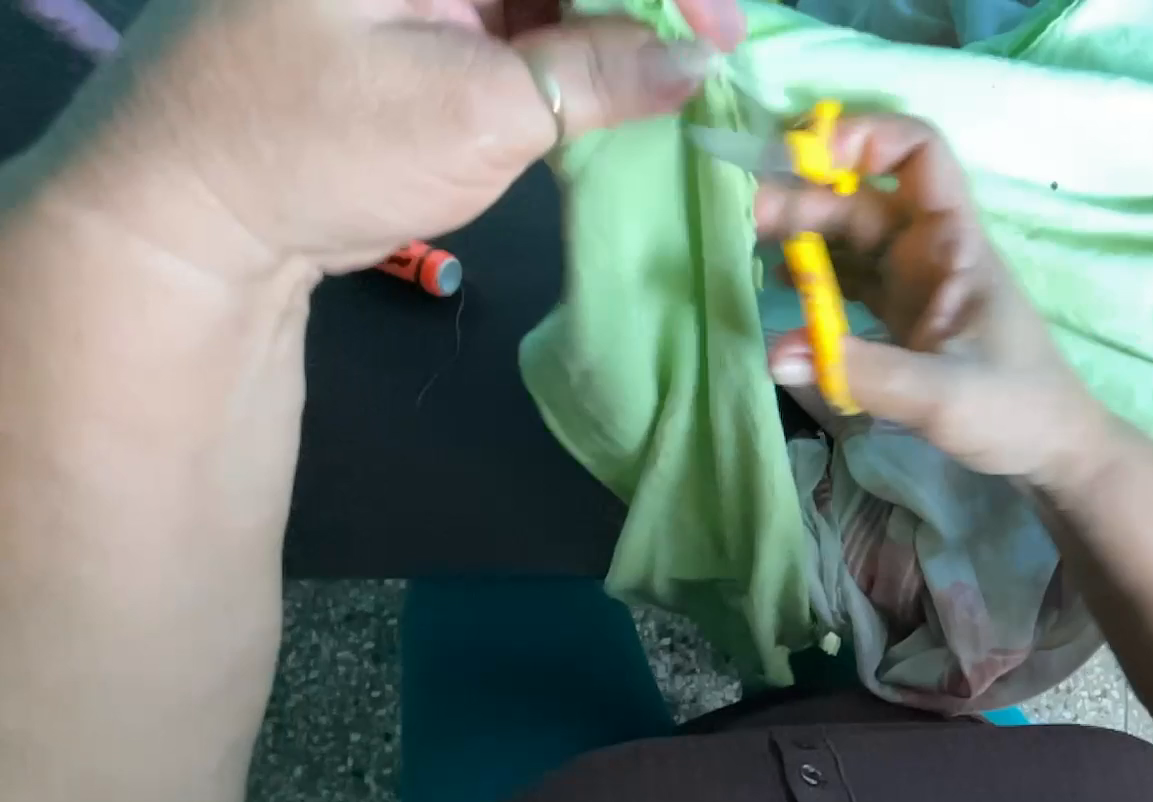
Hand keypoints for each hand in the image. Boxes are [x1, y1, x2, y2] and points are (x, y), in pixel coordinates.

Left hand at [37, 0, 743, 277]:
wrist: (208, 208)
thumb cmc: (319, 144)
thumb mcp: (471, 110)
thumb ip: (591, 78)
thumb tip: (695, 63)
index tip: (722, 35)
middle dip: (650, 8)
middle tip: (717, 62)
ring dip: (624, 37)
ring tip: (686, 84)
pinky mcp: (437, 26)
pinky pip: (535, 29)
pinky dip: (588, 63)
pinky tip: (631, 92)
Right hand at [753, 114, 1115, 487]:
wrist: (1053, 452)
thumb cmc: (1015, 411)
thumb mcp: (940, 395)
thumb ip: (862, 374)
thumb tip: (776, 353)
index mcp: (955, 245)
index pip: (917, 153)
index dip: (864, 138)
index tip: (807, 160)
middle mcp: (934, 254)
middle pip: (865, 200)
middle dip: (809, 197)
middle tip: (753, 222)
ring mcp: (919, 289)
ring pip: (856, 242)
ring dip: (808, 237)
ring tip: (756, 248)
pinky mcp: (908, 324)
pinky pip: (856, 286)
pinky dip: (821, 282)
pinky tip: (787, 289)